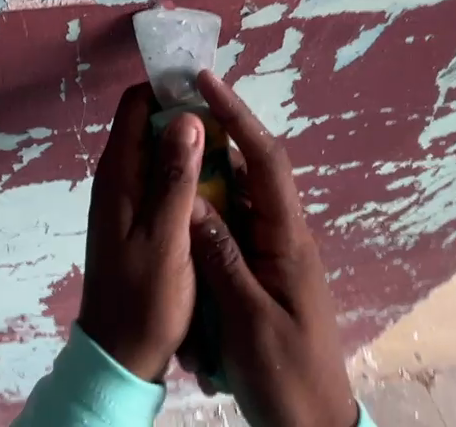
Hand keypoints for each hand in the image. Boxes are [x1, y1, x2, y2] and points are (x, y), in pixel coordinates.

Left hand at [76, 82, 205, 380]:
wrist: (120, 352)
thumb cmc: (145, 298)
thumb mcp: (167, 237)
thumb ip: (175, 177)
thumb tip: (186, 117)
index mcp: (117, 174)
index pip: (134, 106)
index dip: (166, 90)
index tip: (205, 89)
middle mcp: (115, 176)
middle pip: (145, 123)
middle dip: (181, 114)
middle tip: (226, 120)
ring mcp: (123, 196)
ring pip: (154, 150)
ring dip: (185, 143)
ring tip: (227, 147)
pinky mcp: (135, 216)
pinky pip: (157, 176)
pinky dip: (181, 169)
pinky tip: (213, 182)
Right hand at [185, 71, 358, 426]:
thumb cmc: (287, 376)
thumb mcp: (250, 321)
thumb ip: (221, 257)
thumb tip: (189, 199)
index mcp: (287, 239)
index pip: (264, 161)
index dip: (236, 115)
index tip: (205, 80)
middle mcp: (281, 234)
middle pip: (250, 166)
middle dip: (217, 128)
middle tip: (175, 101)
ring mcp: (270, 252)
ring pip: (237, 193)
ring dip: (207, 165)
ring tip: (168, 139)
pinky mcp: (257, 270)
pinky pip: (229, 222)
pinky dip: (204, 203)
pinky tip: (177, 201)